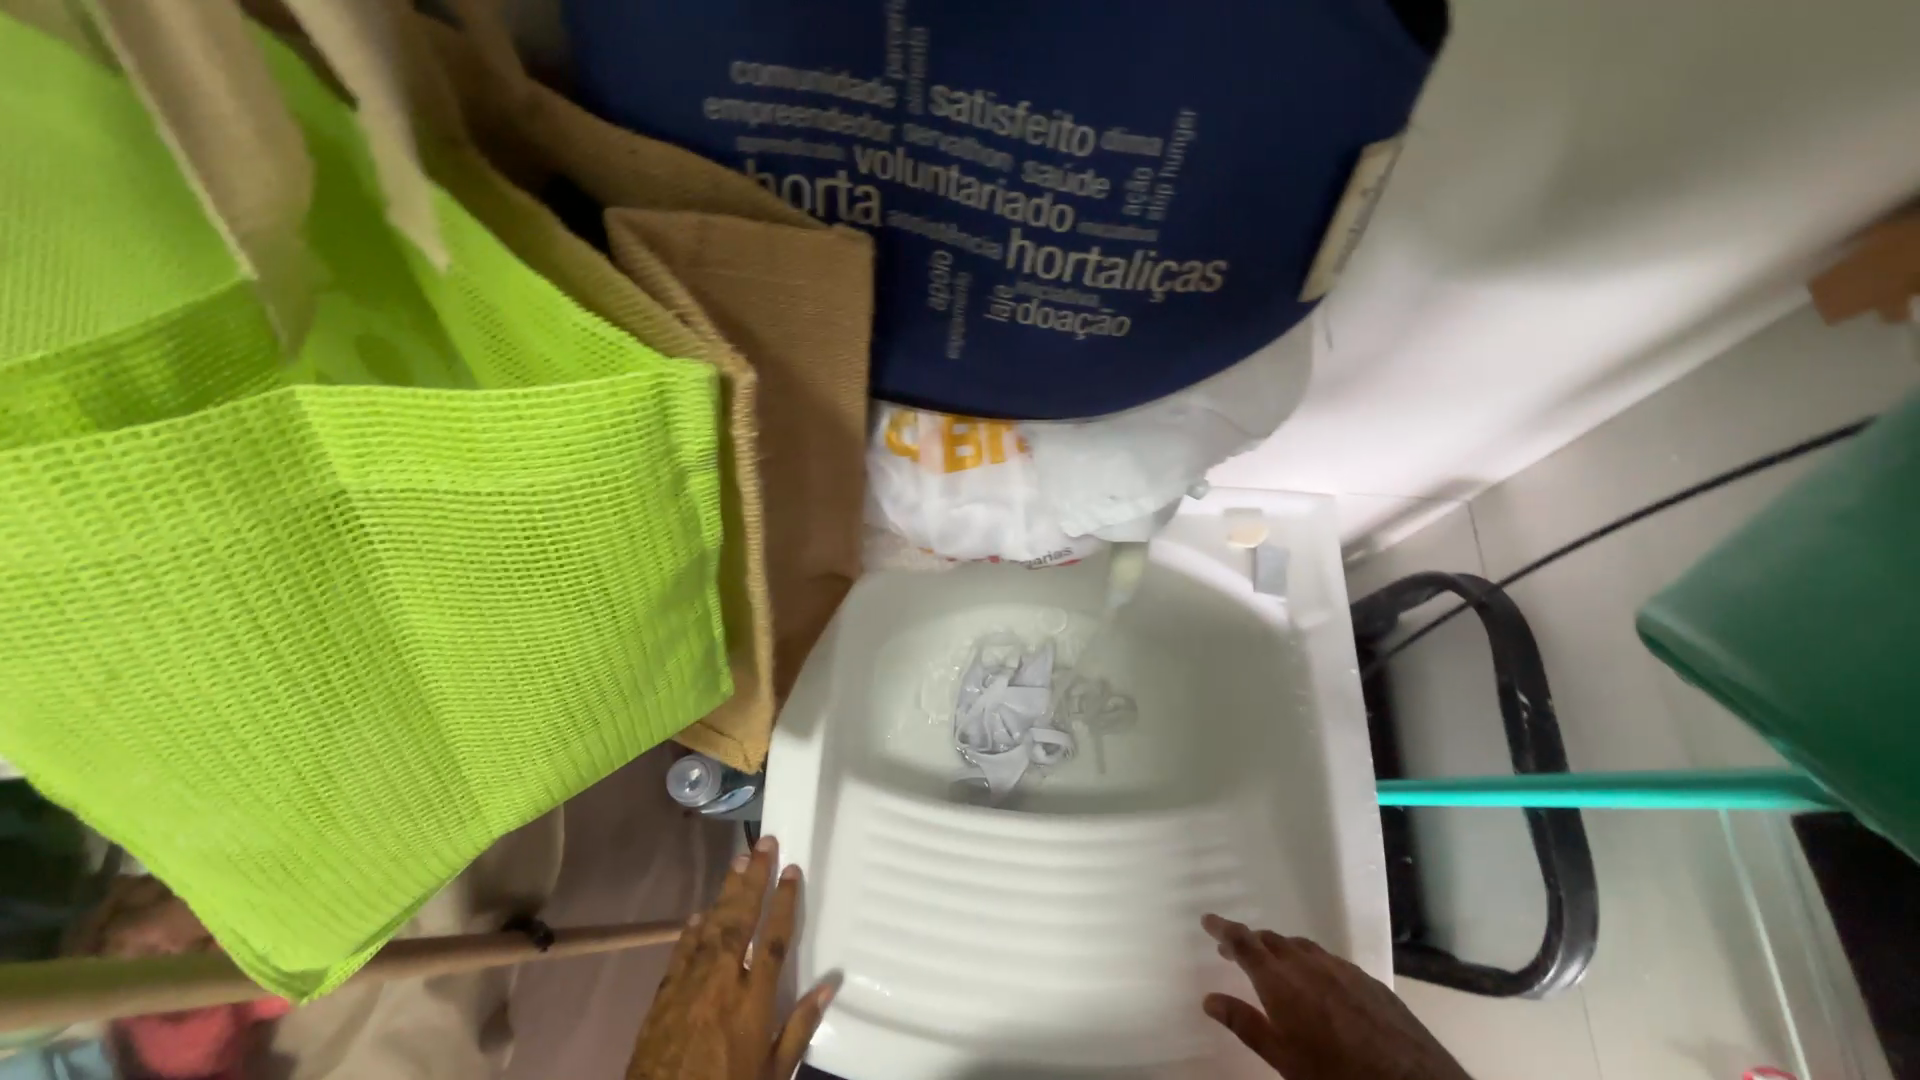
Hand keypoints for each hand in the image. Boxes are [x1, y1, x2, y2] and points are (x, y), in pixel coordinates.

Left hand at [627, 837, 837, 1079]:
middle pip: (740, 920)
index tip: (792, 869)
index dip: (784, 901)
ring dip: (726, 893)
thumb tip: (829, 985)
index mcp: (752, 1001)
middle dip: (754, 879)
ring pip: (710, 927)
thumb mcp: (773, 1073)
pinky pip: (682, 952)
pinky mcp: (664, 997)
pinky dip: (693, 930)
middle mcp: (721, 983)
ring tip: (739, 861)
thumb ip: (799, 1027)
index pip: (773, 939)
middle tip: (764, 844)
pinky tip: (700, 914)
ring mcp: (689, 986)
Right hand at [1201, 915, 1471, 1079]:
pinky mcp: (1366, 980)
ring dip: (1280, 948)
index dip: (1223, 929)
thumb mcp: (1281, 1057)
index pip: (1243, 942)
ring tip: (1272, 963)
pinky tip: (1316, 982)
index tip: (1207, 920)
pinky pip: (1327, 959)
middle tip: (1233, 950)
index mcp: (1279, 980)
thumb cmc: (1334, 1073)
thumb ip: (1244, 1023)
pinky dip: (1309, 961)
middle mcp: (1306, 963)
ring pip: (1300, 946)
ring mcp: (1339, 968)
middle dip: (1249, 941)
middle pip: (1270, 939)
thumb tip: (1209, 999)